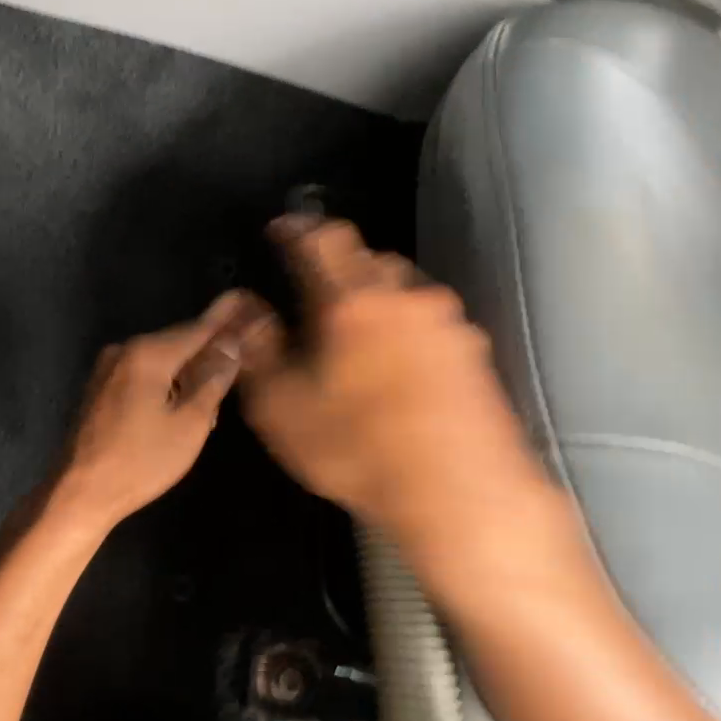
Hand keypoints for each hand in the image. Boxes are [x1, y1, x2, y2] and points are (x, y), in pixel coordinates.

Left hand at [52, 290, 268, 527]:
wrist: (80, 492)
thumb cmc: (141, 461)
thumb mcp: (190, 423)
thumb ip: (213, 378)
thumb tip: (231, 344)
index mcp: (147, 353)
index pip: (197, 329)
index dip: (226, 320)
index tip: (246, 303)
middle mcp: (124, 351)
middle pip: (178, 344)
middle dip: (208, 356)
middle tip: (237, 370)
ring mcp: (107, 370)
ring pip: (160, 362)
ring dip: (187, 377)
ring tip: (209, 409)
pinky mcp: (99, 390)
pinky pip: (142, 377)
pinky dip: (165, 387)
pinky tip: (179, 411)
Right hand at [238, 216, 554, 555]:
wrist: (461, 492)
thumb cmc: (358, 448)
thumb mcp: (283, 408)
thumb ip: (258, 352)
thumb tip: (246, 311)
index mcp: (351, 300)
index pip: (321, 238)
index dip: (297, 228)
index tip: (280, 230)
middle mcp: (404, 297)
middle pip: (367, 257)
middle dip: (338, 266)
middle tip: (314, 297)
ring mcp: (447, 323)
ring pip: (403, 291)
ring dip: (377, 299)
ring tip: (357, 337)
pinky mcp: (474, 353)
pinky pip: (429, 324)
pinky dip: (407, 331)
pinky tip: (398, 371)